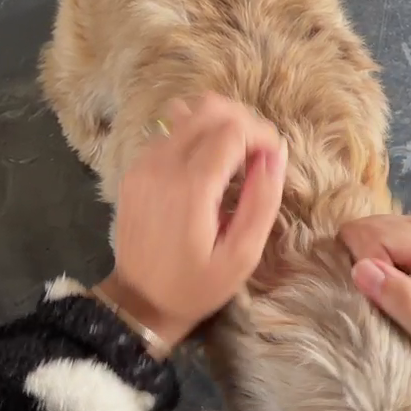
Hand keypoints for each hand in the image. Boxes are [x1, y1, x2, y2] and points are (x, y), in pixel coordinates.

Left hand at [97, 94, 286, 350]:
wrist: (139, 301)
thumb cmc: (195, 286)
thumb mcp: (242, 255)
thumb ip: (262, 201)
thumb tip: (276, 155)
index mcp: (191, 187)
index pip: (232, 128)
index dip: (261, 135)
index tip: (273, 158)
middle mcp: (162, 165)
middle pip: (208, 109)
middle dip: (241, 121)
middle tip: (257, 152)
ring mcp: (142, 164)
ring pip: (186, 114)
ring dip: (217, 125)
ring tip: (234, 156)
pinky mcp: (134, 170)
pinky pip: (168, 134)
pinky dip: (194, 137)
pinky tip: (206, 166)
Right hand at [340, 213, 410, 383]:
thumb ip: (405, 302)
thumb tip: (361, 269)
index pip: (374, 237)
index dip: (363, 269)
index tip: (376, 303)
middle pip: (363, 230)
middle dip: (357, 264)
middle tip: (374, 298)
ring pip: (358, 232)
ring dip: (357, 264)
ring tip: (377, 293)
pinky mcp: (403, 232)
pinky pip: (363, 238)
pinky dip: (361, 261)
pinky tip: (379, 283)